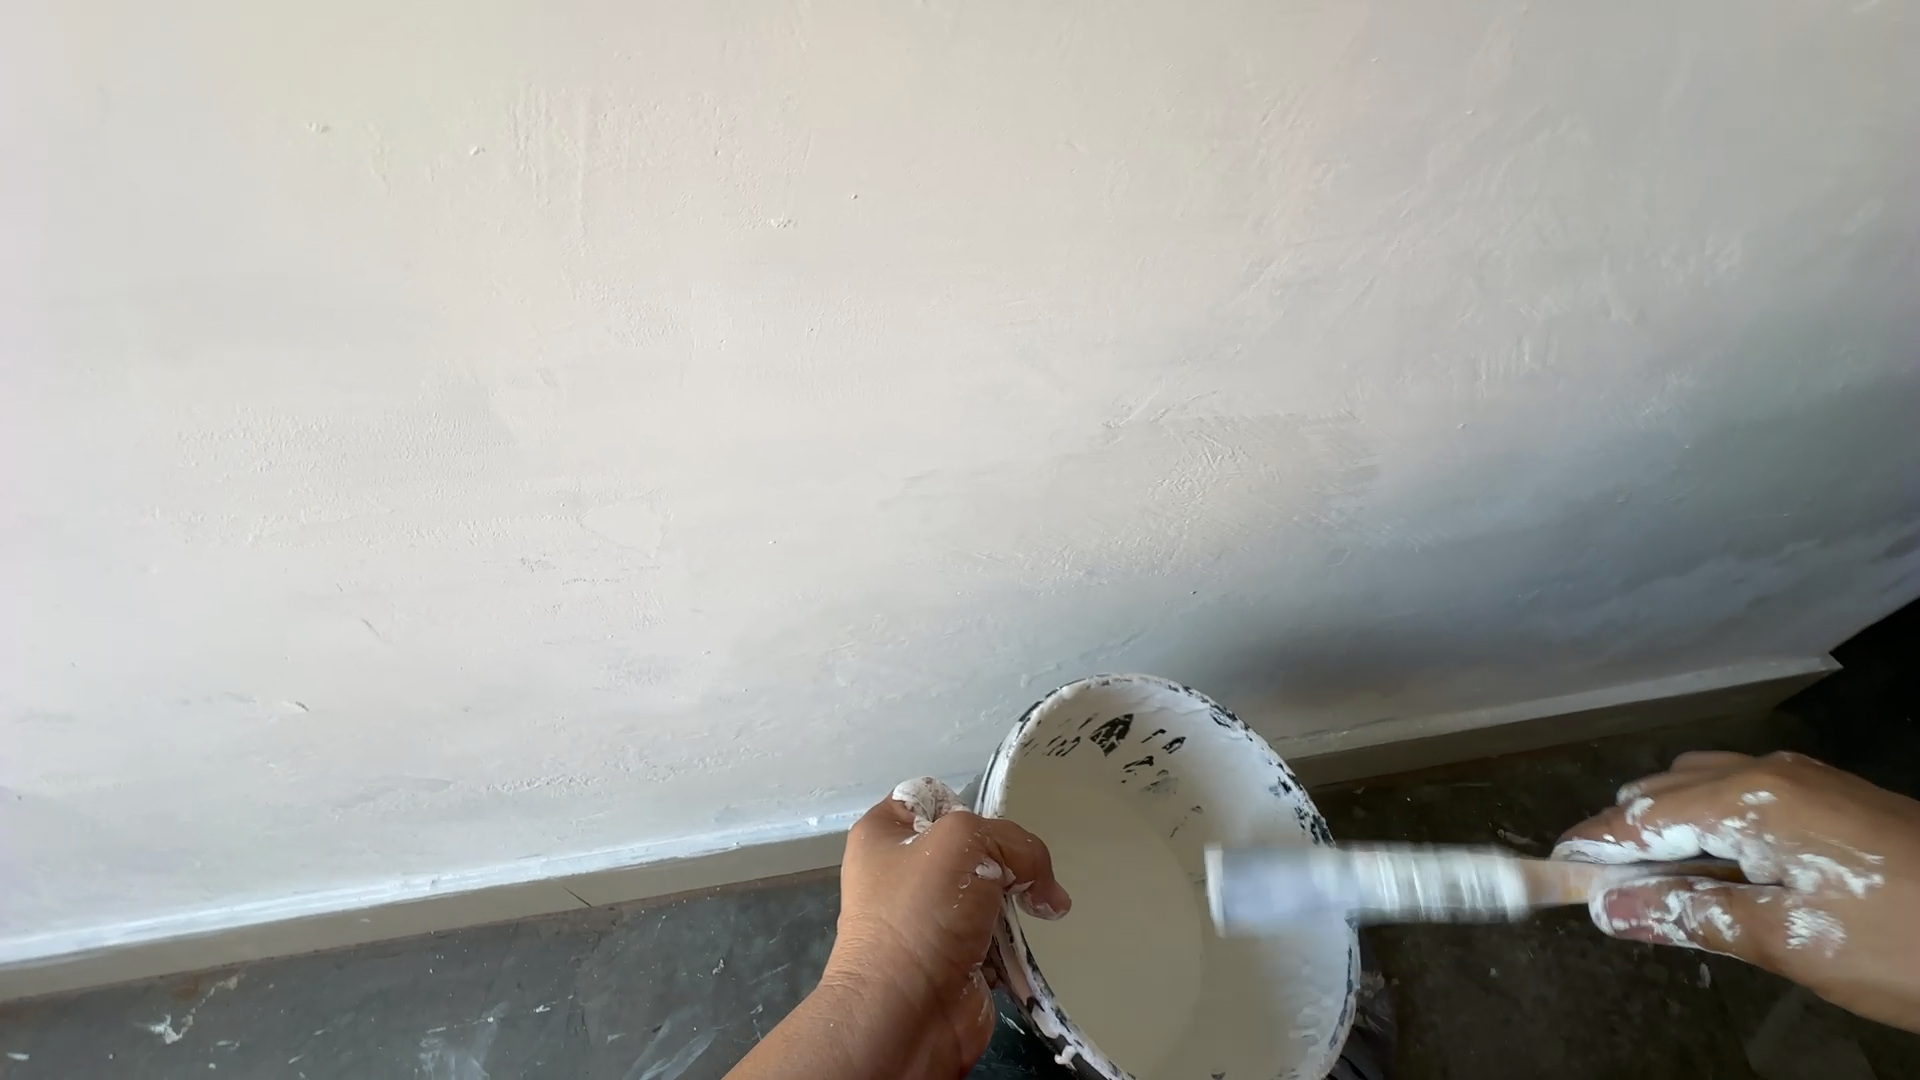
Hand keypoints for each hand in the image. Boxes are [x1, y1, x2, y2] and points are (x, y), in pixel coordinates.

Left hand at [725, 779, 1070, 1079]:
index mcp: (884, 832)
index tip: (993, 823)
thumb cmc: (922, 911)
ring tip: (1041, 906)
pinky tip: (1031, 937)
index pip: (932, 797)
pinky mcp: (953, 957)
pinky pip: (995, 934)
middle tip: (1028, 871)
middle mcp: (901, 870)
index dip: (966, 804)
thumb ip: (1016, 842)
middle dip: (1005, 857)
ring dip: (1017, 900)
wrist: (905, 1016)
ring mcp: (927, 917)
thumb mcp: (967, 841)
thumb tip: (1044, 888)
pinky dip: (1015, 938)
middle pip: (970, 845)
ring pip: (987, 890)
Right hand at [1555, 750, 1919, 1031]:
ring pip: (1695, 786)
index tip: (1556, 871)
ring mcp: (1801, 776)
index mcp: (1746, 799)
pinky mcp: (1831, 792)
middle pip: (1658, 792)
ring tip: (1671, 878)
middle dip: (1627, 835)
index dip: (1591, 845)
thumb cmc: (1914, 944)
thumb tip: (1607, 909)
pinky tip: (1727, 862)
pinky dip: (1709, 821)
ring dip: (1668, 826)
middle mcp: (1762, 770)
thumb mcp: (1796, 943)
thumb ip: (1691, 916)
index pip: (1637, 817)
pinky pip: (1738, 791)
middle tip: (1620, 889)